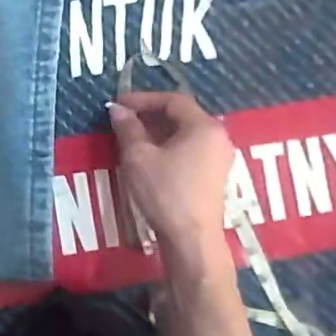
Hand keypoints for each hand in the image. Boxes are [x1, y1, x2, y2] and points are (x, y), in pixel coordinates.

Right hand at [109, 90, 233, 249]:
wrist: (190, 236)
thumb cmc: (164, 191)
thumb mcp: (138, 156)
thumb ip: (128, 128)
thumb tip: (117, 109)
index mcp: (204, 127)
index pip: (173, 100)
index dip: (142, 99)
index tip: (117, 105)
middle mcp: (218, 137)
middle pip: (181, 114)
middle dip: (149, 114)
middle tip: (121, 120)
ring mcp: (219, 156)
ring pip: (185, 132)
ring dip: (156, 130)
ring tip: (130, 136)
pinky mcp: (213, 173)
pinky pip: (189, 147)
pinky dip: (167, 144)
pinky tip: (147, 154)